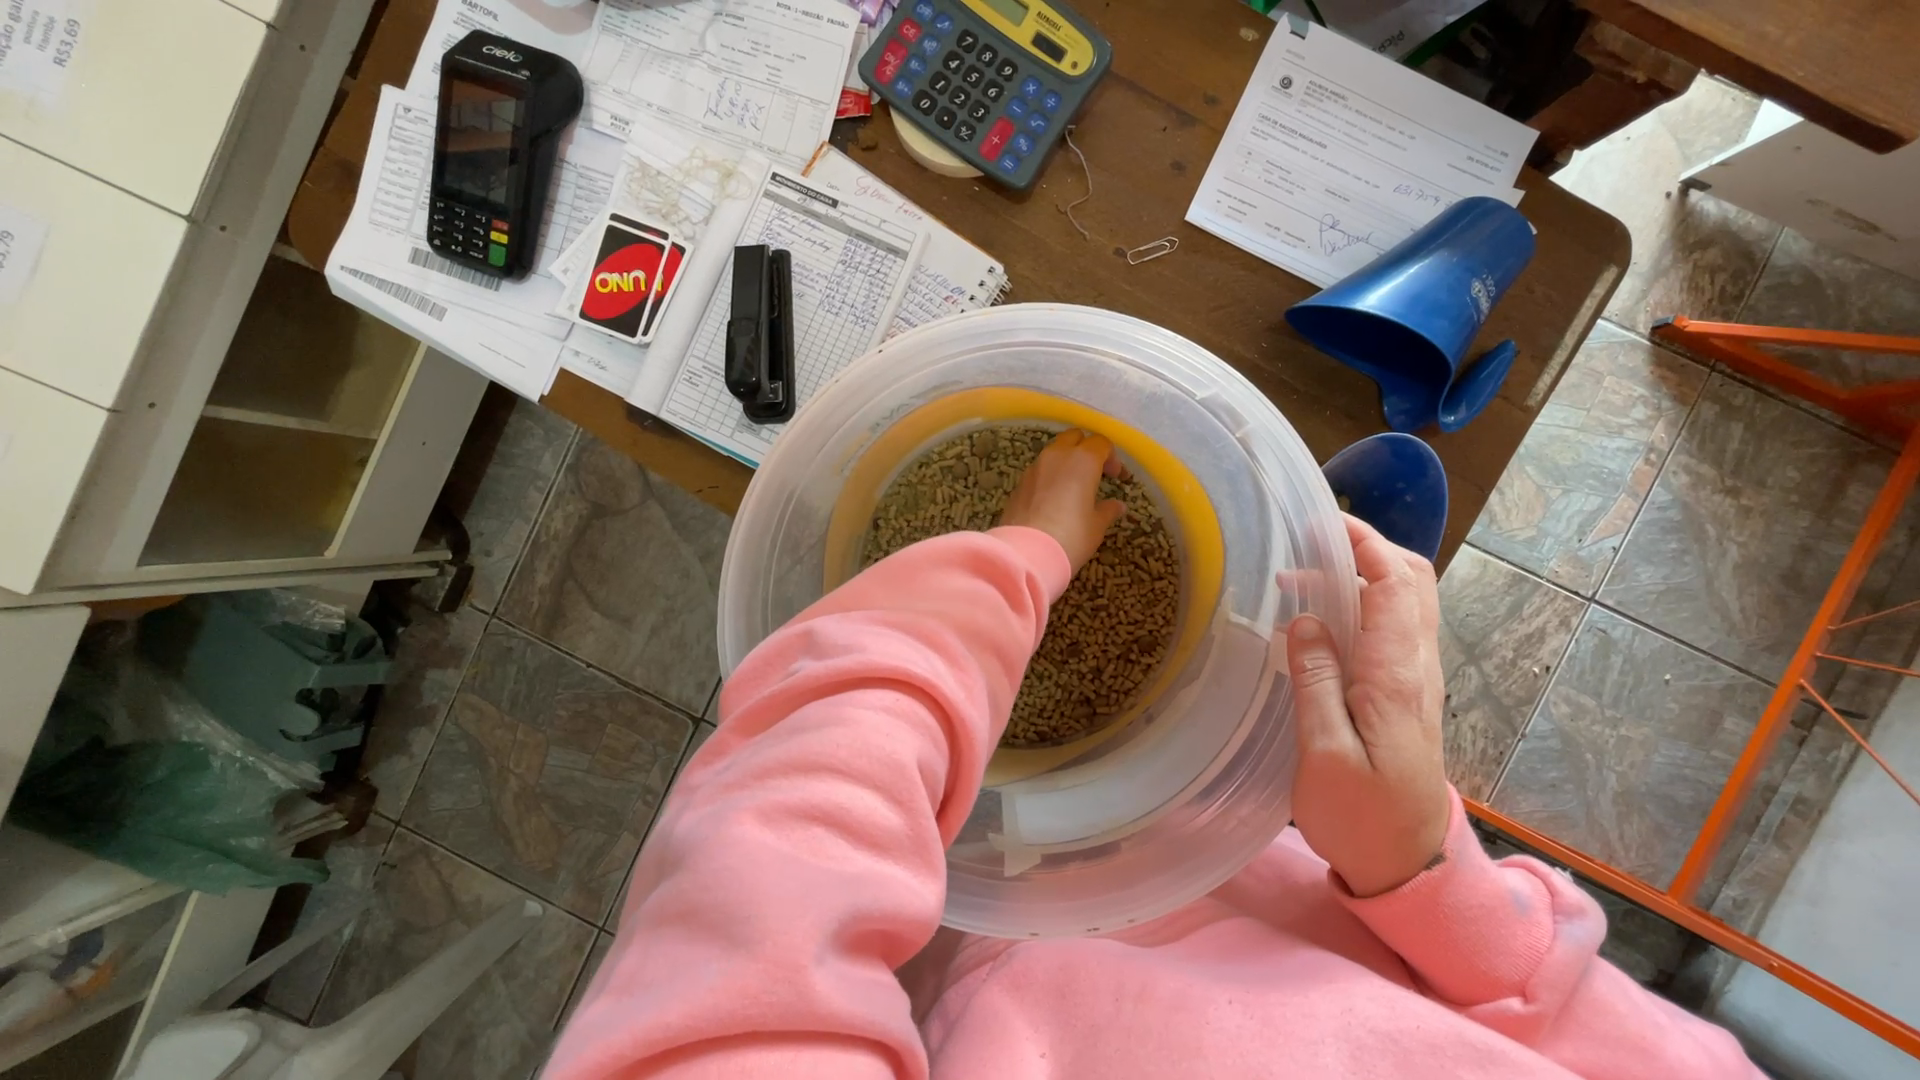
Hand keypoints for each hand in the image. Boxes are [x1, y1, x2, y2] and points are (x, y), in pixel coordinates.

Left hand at [999, 429, 1125, 572]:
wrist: (1026, 553)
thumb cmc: (1070, 536)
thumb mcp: (1096, 526)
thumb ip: (1107, 510)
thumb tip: (1117, 505)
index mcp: (1082, 460)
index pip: (1101, 443)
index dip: (1112, 458)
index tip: (1118, 477)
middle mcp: (1056, 456)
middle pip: (1075, 438)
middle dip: (1087, 449)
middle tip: (1097, 472)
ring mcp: (1034, 467)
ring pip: (1054, 451)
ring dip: (1067, 460)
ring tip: (1075, 486)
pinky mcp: (1019, 482)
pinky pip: (1039, 469)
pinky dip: (1050, 475)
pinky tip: (1054, 498)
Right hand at [1287, 514, 1449, 897]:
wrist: (1408, 866)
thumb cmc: (1360, 816)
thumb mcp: (1325, 755)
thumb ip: (1317, 683)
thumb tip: (1306, 619)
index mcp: (1395, 676)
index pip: (1392, 584)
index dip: (1361, 542)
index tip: (1317, 521)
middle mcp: (1416, 667)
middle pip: (1411, 580)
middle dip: (1366, 546)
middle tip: (1308, 540)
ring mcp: (1416, 679)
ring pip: (1406, 600)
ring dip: (1363, 571)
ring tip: (1303, 571)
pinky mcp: (1406, 692)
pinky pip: (1394, 625)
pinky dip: (1364, 599)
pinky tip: (1323, 613)